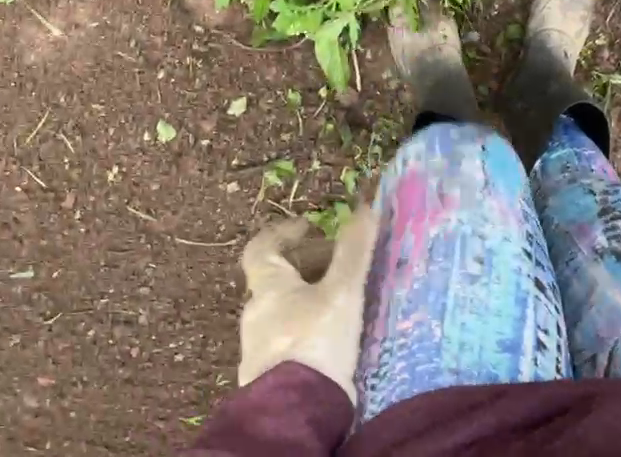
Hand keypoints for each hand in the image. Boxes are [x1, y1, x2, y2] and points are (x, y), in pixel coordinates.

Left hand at [237, 208, 379, 403]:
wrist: (295, 414)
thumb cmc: (315, 341)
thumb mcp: (341, 291)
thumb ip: (353, 250)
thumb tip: (365, 207)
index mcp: (266, 289)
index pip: (260, 249)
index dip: (282, 233)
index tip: (308, 225)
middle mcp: (255, 316)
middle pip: (276, 281)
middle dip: (306, 268)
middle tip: (338, 265)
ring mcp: (258, 349)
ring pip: (283, 312)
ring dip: (308, 300)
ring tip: (342, 302)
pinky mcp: (269, 377)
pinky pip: (288, 341)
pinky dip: (308, 330)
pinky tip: (332, 339)